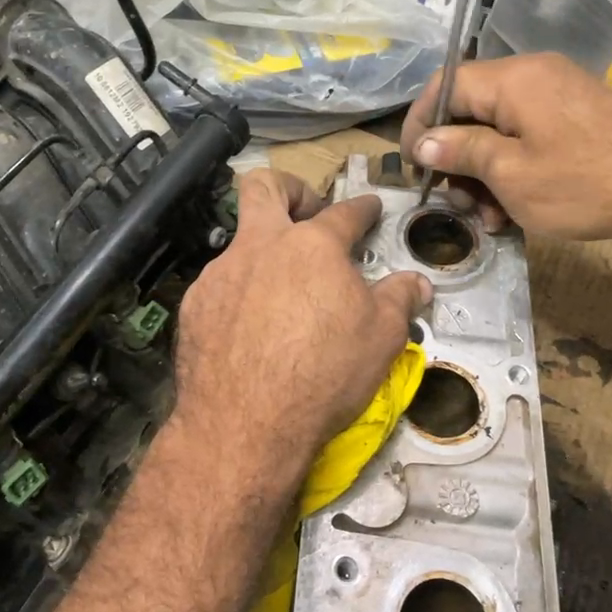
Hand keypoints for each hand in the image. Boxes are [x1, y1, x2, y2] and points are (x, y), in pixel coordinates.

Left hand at [174, 169, 429, 489]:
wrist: (245, 424)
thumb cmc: (324, 375)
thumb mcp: (381, 338)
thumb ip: (399, 301)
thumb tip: (417, 283)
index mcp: (313, 246)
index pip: (344, 212)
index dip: (362, 208)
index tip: (369, 208)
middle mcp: (261, 246)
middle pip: (264, 187)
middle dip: (290, 189)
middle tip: (307, 213)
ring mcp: (220, 274)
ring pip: (240, 244)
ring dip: (265, 258)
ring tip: (285, 298)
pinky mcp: (194, 306)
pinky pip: (221, 287)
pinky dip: (241, 297)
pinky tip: (252, 332)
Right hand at [400, 52, 611, 242]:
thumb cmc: (583, 184)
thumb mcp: (511, 174)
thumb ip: (462, 151)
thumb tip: (424, 143)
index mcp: (515, 79)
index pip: (446, 84)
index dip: (419, 123)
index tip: (413, 166)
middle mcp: (535, 75)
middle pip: (472, 108)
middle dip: (456, 158)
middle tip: (457, 203)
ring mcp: (560, 94)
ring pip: (499, 127)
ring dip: (484, 172)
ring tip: (489, 217)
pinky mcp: (577, 115)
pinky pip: (527, 134)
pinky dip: (512, 167)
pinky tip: (514, 208)